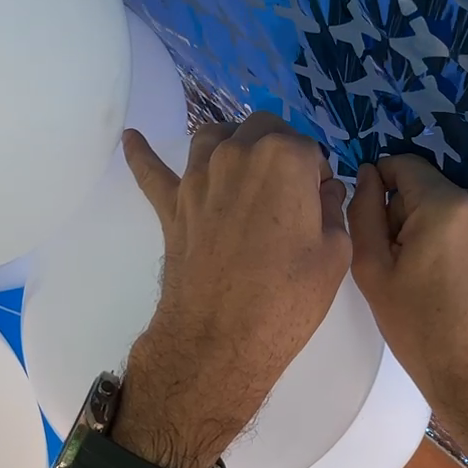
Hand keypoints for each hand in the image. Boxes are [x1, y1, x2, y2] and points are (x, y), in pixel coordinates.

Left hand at [115, 112, 350, 467]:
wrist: (221, 339)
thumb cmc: (287, 298)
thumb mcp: (335, 255)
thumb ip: (332, 211)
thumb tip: (324, 191)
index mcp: (285, 159)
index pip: (309, 147)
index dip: (318, 172)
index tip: (320, 198)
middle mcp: (238, 153)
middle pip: (262, 128)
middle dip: (281, 147)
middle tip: (291, 187)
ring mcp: (198, 176)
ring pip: (213, 136)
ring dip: (231, 142)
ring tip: (243, 164)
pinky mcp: (171, 204)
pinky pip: (151, 170)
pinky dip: (142, 153)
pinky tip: (132, 138)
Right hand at [350, 155, 467, 431]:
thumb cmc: (417, 324)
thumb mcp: (373, 269)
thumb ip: (364, 211)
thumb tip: (366, 174)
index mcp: (446, 205)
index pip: (403, 164)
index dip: (379, 183)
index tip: (372, 218)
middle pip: (424, 185)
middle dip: (404, 211)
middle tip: (397, 258)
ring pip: (444, 200)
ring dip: (427, 223)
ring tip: (423, 269)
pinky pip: (466, 216)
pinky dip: (451, 233)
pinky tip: (446, 270)